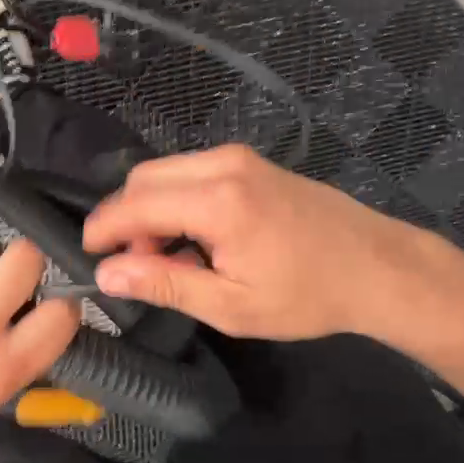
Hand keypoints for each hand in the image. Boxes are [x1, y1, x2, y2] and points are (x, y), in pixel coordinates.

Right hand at [82, 143, 425, 340]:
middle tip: (136, 264)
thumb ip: (164, 284)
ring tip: (171, 257)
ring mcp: (236, 157)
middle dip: (126, 218)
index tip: (85, 253)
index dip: (103, 227)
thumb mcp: (232, 305)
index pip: (135, 204)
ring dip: (151, 209)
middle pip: (143, 179)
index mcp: (217, 201)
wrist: (378, 267)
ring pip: (165, 172)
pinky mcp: (247, 160)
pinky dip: (175, 199)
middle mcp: (221, 165)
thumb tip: (106, 273)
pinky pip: (189, 171)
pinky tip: (196, 238)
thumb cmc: (307, 295)